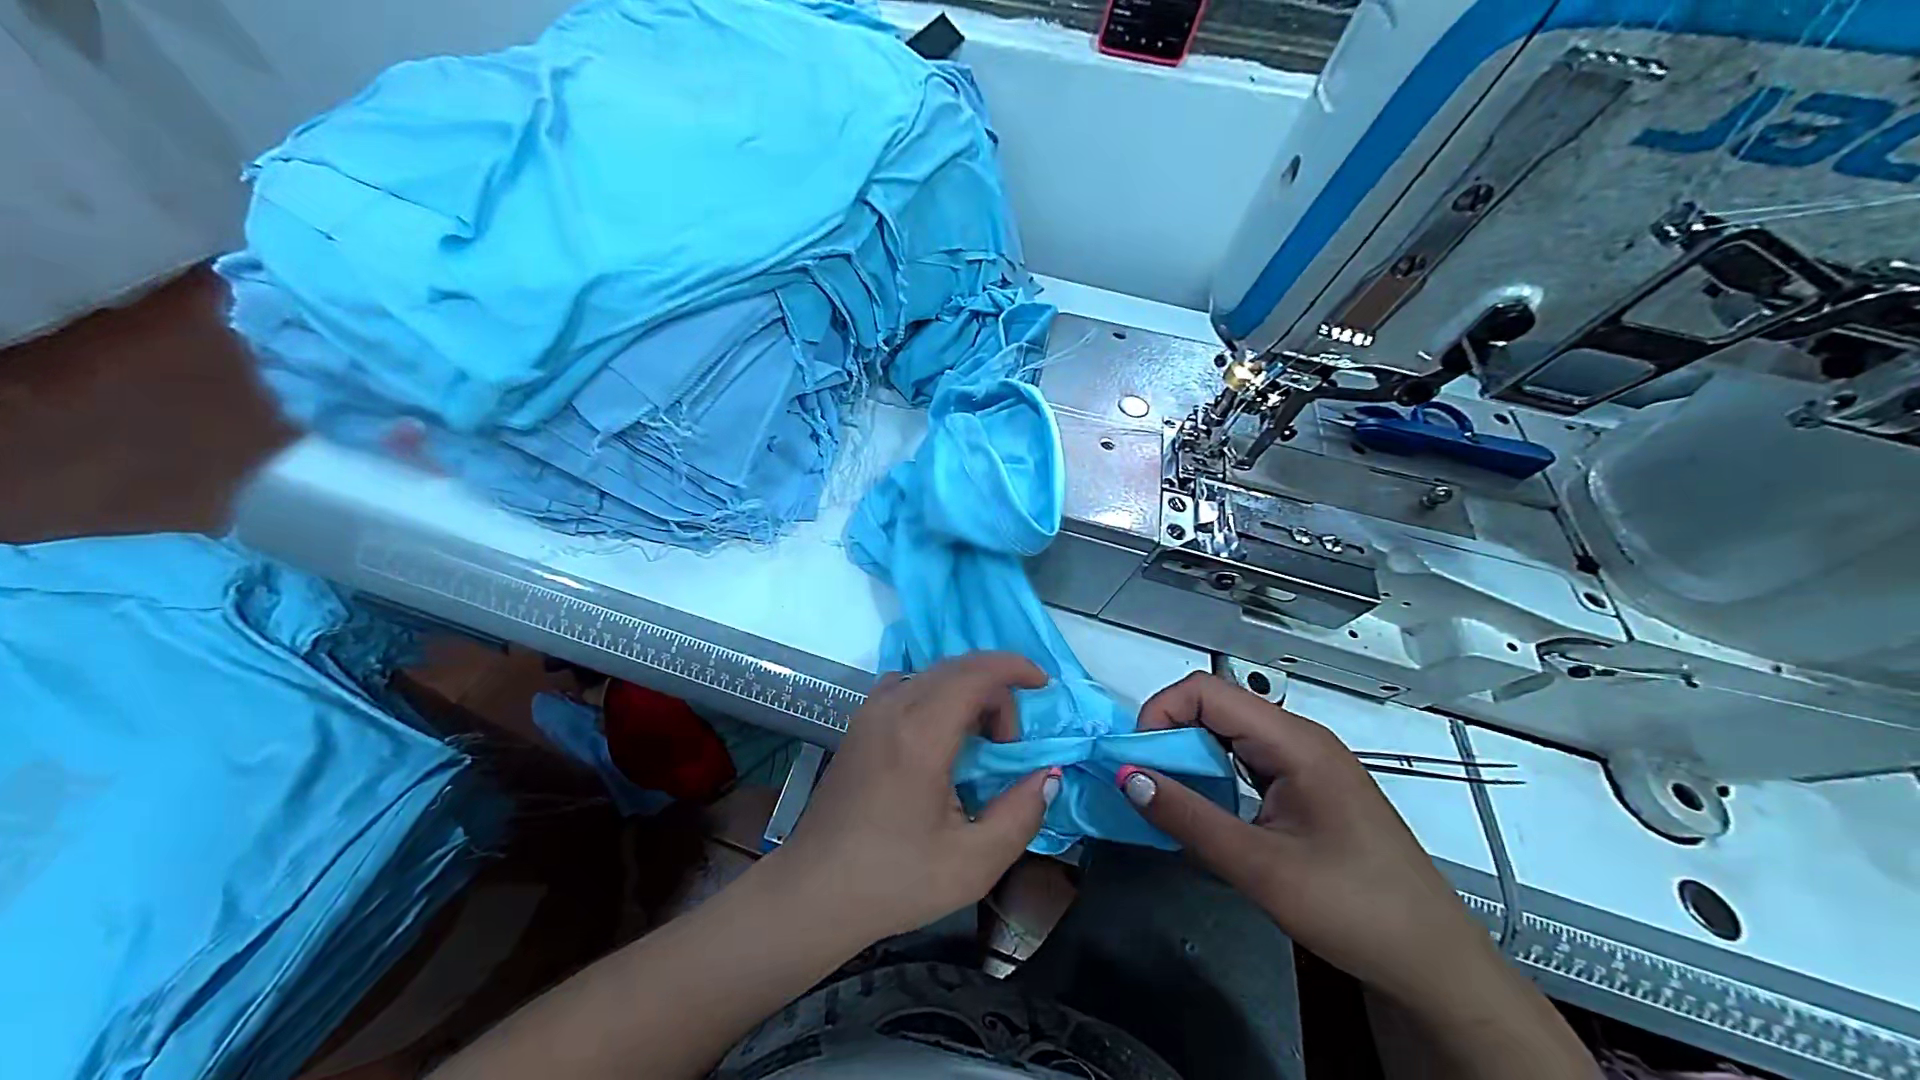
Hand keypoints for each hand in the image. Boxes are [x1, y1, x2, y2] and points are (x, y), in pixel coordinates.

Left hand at [764, 652, 1056, 942]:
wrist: (814, 892)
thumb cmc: (894, 880)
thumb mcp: (973, 862)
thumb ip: (1022, 813)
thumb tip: (1049, 774)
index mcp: (920, 733)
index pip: (976, 672)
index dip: (1015, 668)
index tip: (1043, 686)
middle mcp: (892, 708)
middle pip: (957, 667)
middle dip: (996, 688)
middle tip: (1010, 743)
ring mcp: (870, 712)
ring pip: (931, 674)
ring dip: (966, 691)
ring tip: (979, 743)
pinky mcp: (859, 724)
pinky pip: (907, 687)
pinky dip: (937, 696)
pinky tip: (941, 739)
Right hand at [1124, 673, 1505, 1013]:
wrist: (1432, 965)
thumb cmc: (1356, 910)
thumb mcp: (1261, 868)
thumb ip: (1189, 818)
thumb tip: (1127, 777)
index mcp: (1295, 742)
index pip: (1206, 691)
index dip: (1161, 713)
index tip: (1137, 761)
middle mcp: (1299, 739)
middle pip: (1215, 708)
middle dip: (1168, 736)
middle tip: (1143, 784)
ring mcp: (1305, 762)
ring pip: (1227, 735)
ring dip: (1188, 758)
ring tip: (1166, 799)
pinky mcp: (1305, 787)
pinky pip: (1244, 761)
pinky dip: (1212, 776)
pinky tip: (1203, 811)